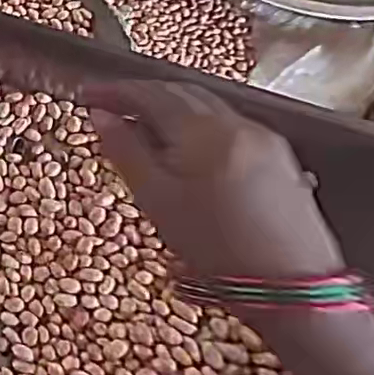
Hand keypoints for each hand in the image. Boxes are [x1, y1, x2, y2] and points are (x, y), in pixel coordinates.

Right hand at [87, 81, 345, 280]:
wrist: (288, 284)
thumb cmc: (209, 241)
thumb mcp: (153, 195)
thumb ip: (124, 149)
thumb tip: (101, 115)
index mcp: (205, 131)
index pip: (152, 94)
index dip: (115, 90)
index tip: (85, 93)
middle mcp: (239, 125)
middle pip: (182, 92)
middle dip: (141, 93)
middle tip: (106, 103)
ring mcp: (265, 139)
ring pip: (206, 106)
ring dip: (167, 105)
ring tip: (135, 121)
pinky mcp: (278, 157)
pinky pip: (225, 124)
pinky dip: (192, 122)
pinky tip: (176, 142)